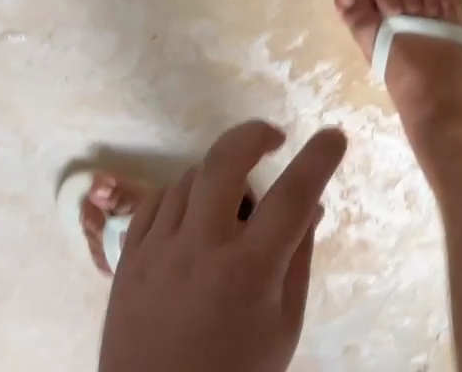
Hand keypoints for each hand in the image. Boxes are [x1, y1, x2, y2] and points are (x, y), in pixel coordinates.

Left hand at [100, 121, 347, 371]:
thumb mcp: (283, 326)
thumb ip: (298, 259)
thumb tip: (312, 206)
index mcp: (250, 270)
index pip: (294, 194)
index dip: (319, 157)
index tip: (334, 137)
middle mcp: (201, 248)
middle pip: (226, 160)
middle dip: (254, 134)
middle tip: (274, 138)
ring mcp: (158, 251)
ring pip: (190, 177)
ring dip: (219, 175)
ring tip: (233, 200)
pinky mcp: (127, 259)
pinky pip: (155, 200)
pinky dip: (181, 194)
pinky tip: (193, 213)